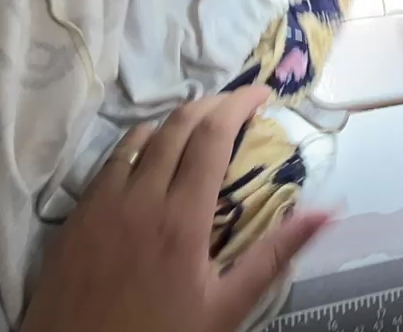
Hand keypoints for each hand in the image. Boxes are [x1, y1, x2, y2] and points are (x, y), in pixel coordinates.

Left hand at [23, 86, 329, 331]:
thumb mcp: (225, 309)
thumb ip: (275, 255)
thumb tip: (326, 212)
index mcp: (183, 217)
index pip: (214, 134)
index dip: (240, 103)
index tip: (262, 94)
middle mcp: (141, 198)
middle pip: (180, 123)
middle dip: (214, 103)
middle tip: (237, 106)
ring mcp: (102, 204)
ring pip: (143, 135)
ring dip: (177, 120)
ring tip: (199, 125)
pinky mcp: (75, 217)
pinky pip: (110, 160)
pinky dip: (138, 143)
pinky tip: (150, 156)